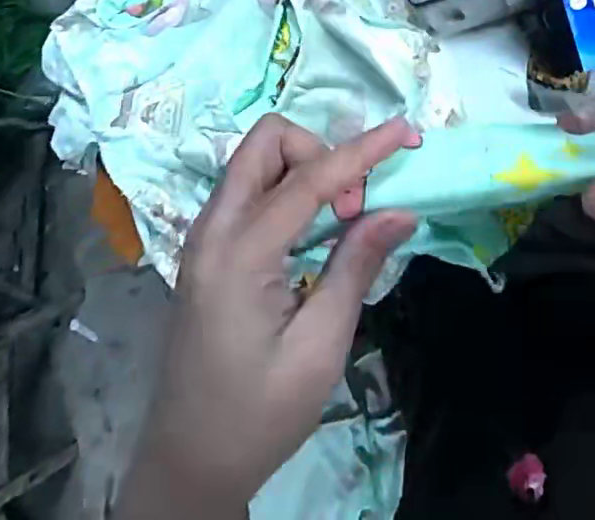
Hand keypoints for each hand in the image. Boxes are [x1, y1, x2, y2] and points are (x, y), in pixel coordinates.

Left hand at [120, 115, 419, 519]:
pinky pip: (253, 186)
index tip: (406, 131)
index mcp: (238, 254)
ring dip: (307, 167)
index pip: (309, 178)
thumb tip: (400, 209)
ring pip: (258, 158)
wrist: (187, 463)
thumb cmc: (258, 415)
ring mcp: (206, 235)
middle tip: (354, 204)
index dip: (364, 150)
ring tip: (341, 220)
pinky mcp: (211, 246)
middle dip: (321, 152)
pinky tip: (316, 228)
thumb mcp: (320, 347)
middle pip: (267, 141)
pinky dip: (291, 185)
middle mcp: (213, 229)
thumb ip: (357, 266)